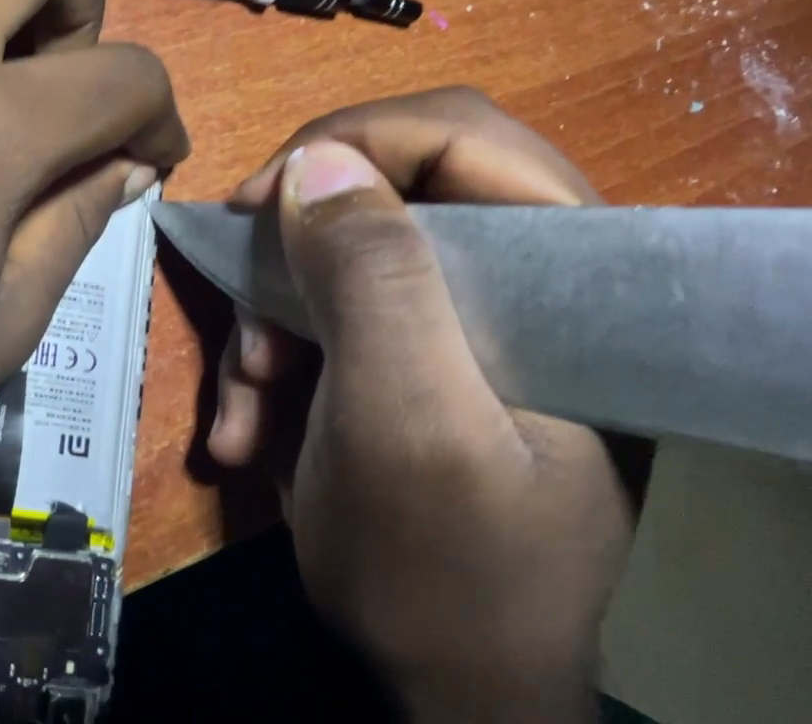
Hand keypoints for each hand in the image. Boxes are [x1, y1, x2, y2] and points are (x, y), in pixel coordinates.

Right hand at [207, 88, 641, 722]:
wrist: (445, 691)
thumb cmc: (442, 567)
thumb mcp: (401, 422)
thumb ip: (374, 282)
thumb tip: (316, 163)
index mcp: (573, 284)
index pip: (467, 141)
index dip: (353, 144)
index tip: (259, 198)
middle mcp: (525, 288)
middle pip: (391, 190)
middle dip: (295, 245)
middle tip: (238, 283)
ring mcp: (462, 326)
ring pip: (340, 259)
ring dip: (270, 318)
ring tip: (243, 395)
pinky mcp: (409, 362)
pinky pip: (323, 320)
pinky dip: (269, 365)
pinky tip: (240, 430)